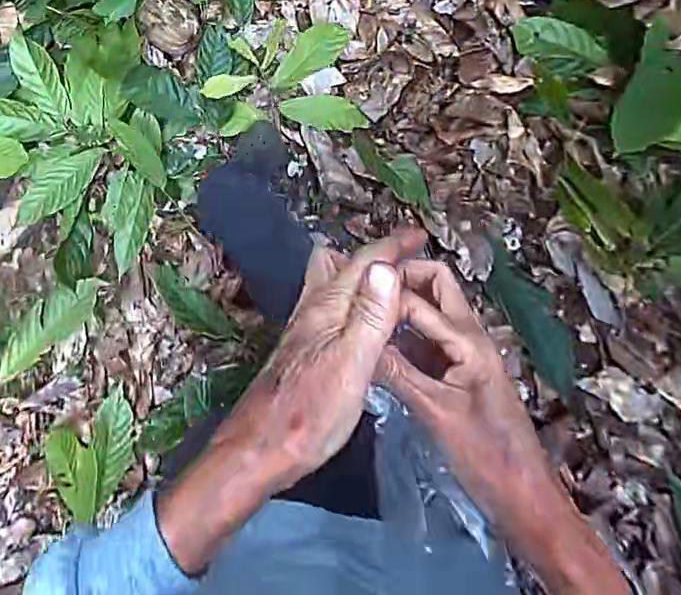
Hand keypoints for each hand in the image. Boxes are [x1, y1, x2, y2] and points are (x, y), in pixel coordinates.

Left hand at [156, 228, 419, 573]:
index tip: (418, 235)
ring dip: (361, 275)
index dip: (393, 245)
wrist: (262, 445)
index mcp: (328, 304)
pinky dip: (355, 299)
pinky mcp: (305, 347)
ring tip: (391, 286)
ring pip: (333, 283)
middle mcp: (314, 307)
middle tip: (404, 259)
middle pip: (338, 262)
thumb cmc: (310, 409)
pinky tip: (366, 323)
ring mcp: (306, 326)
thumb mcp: (351, 362)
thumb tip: (385, 266)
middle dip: (372, 254)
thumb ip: (369, 314)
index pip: (364, 262)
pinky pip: (334, 305)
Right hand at [379, 260, 627, 594]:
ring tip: (365, 314)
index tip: (350, 302)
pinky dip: (405, 331)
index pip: (418, 301)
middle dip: (402, 278)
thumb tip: (356, 342)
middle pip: (436, 283)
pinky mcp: (458, 368)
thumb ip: (397, 372)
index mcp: (468, 340)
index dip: (384, 298)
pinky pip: (429, 334)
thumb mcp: (435, 413)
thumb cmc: (486, 456)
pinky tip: (379, 344)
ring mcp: (465, 350)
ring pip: (433, 306)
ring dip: (403, 303)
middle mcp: (469, 335)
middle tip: (363, 293)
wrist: (525, 498)